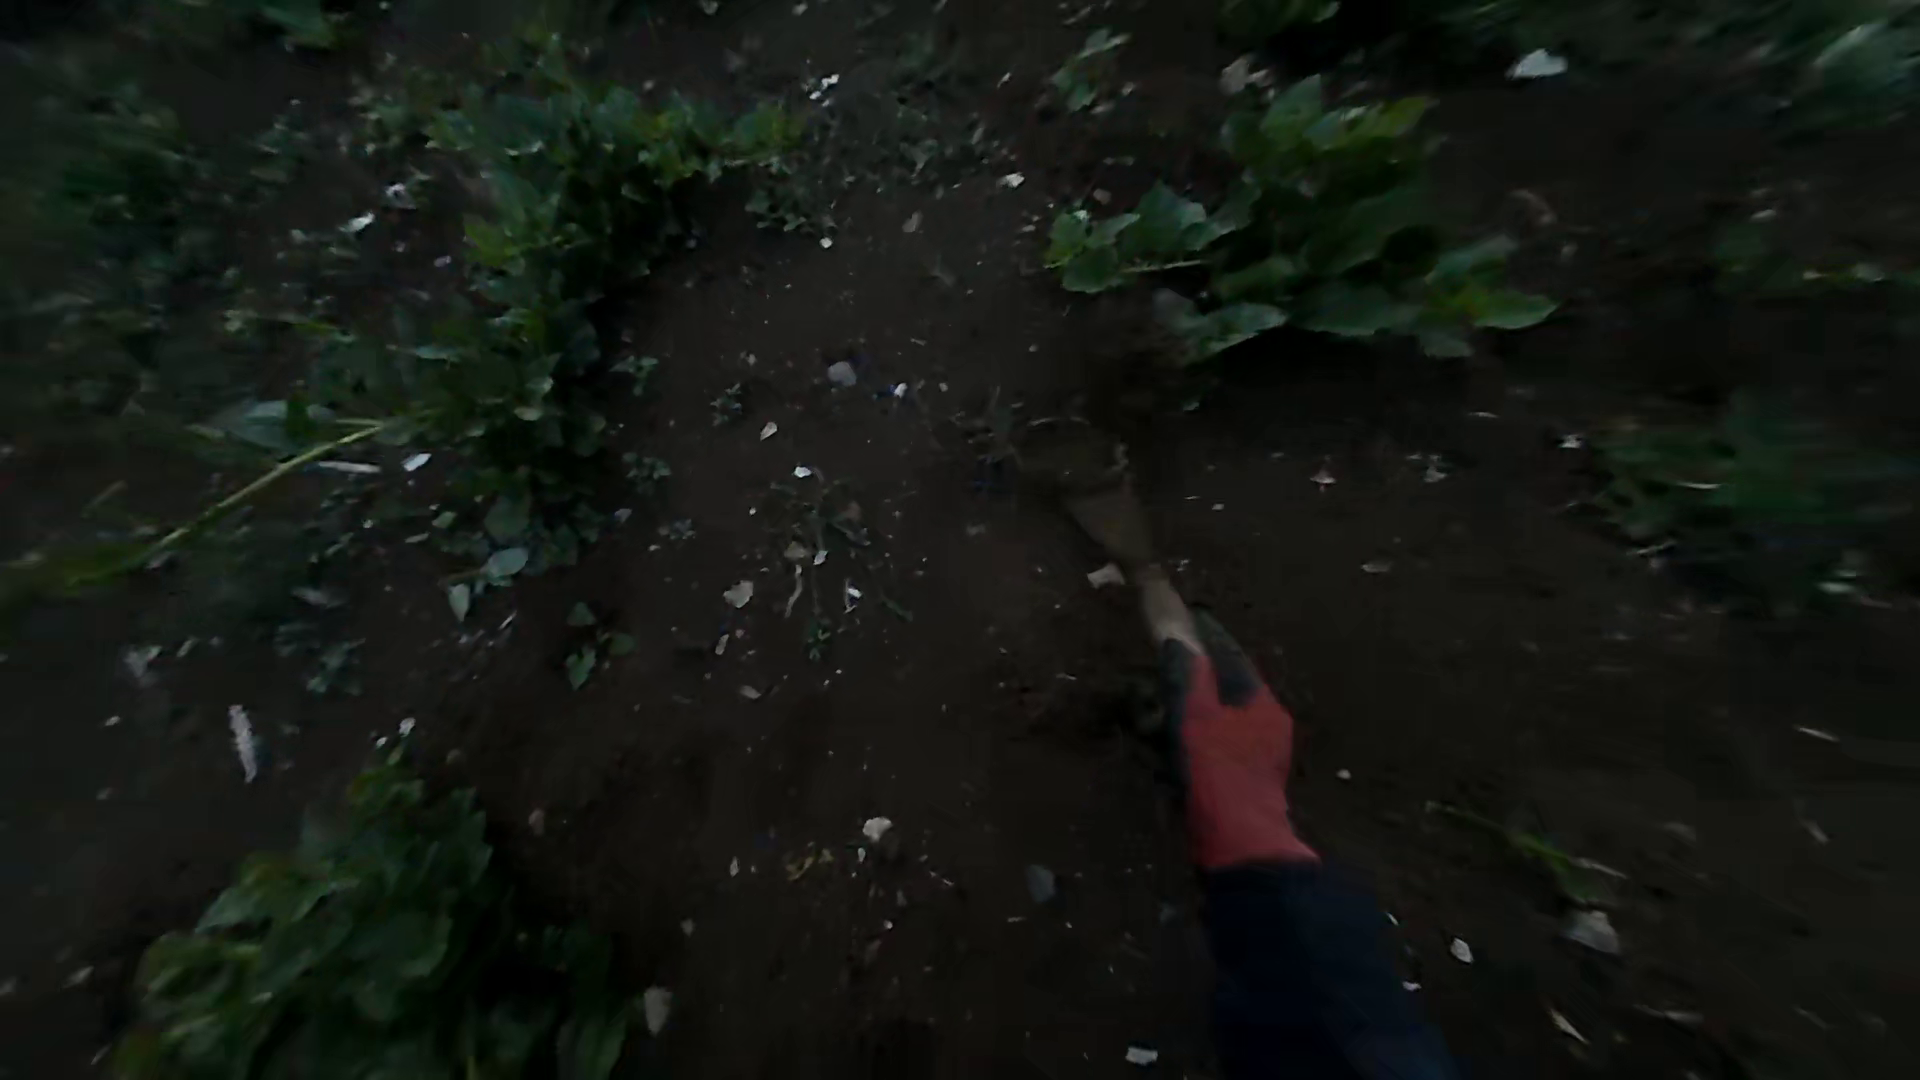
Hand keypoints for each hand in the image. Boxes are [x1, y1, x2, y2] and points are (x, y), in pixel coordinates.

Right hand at [1161, 612, 1316, 869]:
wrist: (1238, 844)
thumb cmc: (1218, 770)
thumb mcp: (1195, 713)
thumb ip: (1187, 670)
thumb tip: (1176, 632)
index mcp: (1261, 703)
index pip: (1230, 653)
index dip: (1206, 633)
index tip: (1186, 614)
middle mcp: (1264, 723)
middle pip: (1220, 684)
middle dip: (1189, 677)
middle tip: (1161, 668)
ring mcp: (1254, 753)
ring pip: (1212, 716)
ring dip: (1183, 711)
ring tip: (1154, 715)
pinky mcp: (1239, 778)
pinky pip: (1209, 743)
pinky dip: (1187, 740)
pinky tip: (1164, 750)